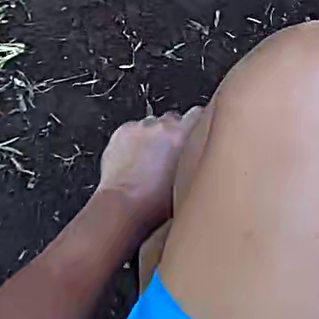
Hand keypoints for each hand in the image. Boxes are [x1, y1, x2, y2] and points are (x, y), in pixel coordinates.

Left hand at [95, 107, 204, 230]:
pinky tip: (131, 158)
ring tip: (147, 158)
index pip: (196, 114)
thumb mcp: (186, 184)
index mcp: (181, 136)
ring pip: (151, 124)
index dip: (197, 120)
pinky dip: (133, 140)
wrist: (121, 205)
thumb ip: (193, 162)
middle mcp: (161, 127)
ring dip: (152, 136)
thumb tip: (195, 160)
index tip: (197, 126)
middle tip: (169, 152)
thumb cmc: (153, 202)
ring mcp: (139, 127)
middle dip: (172, 132)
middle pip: (172, 119)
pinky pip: (132, 130)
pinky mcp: (121, 132)